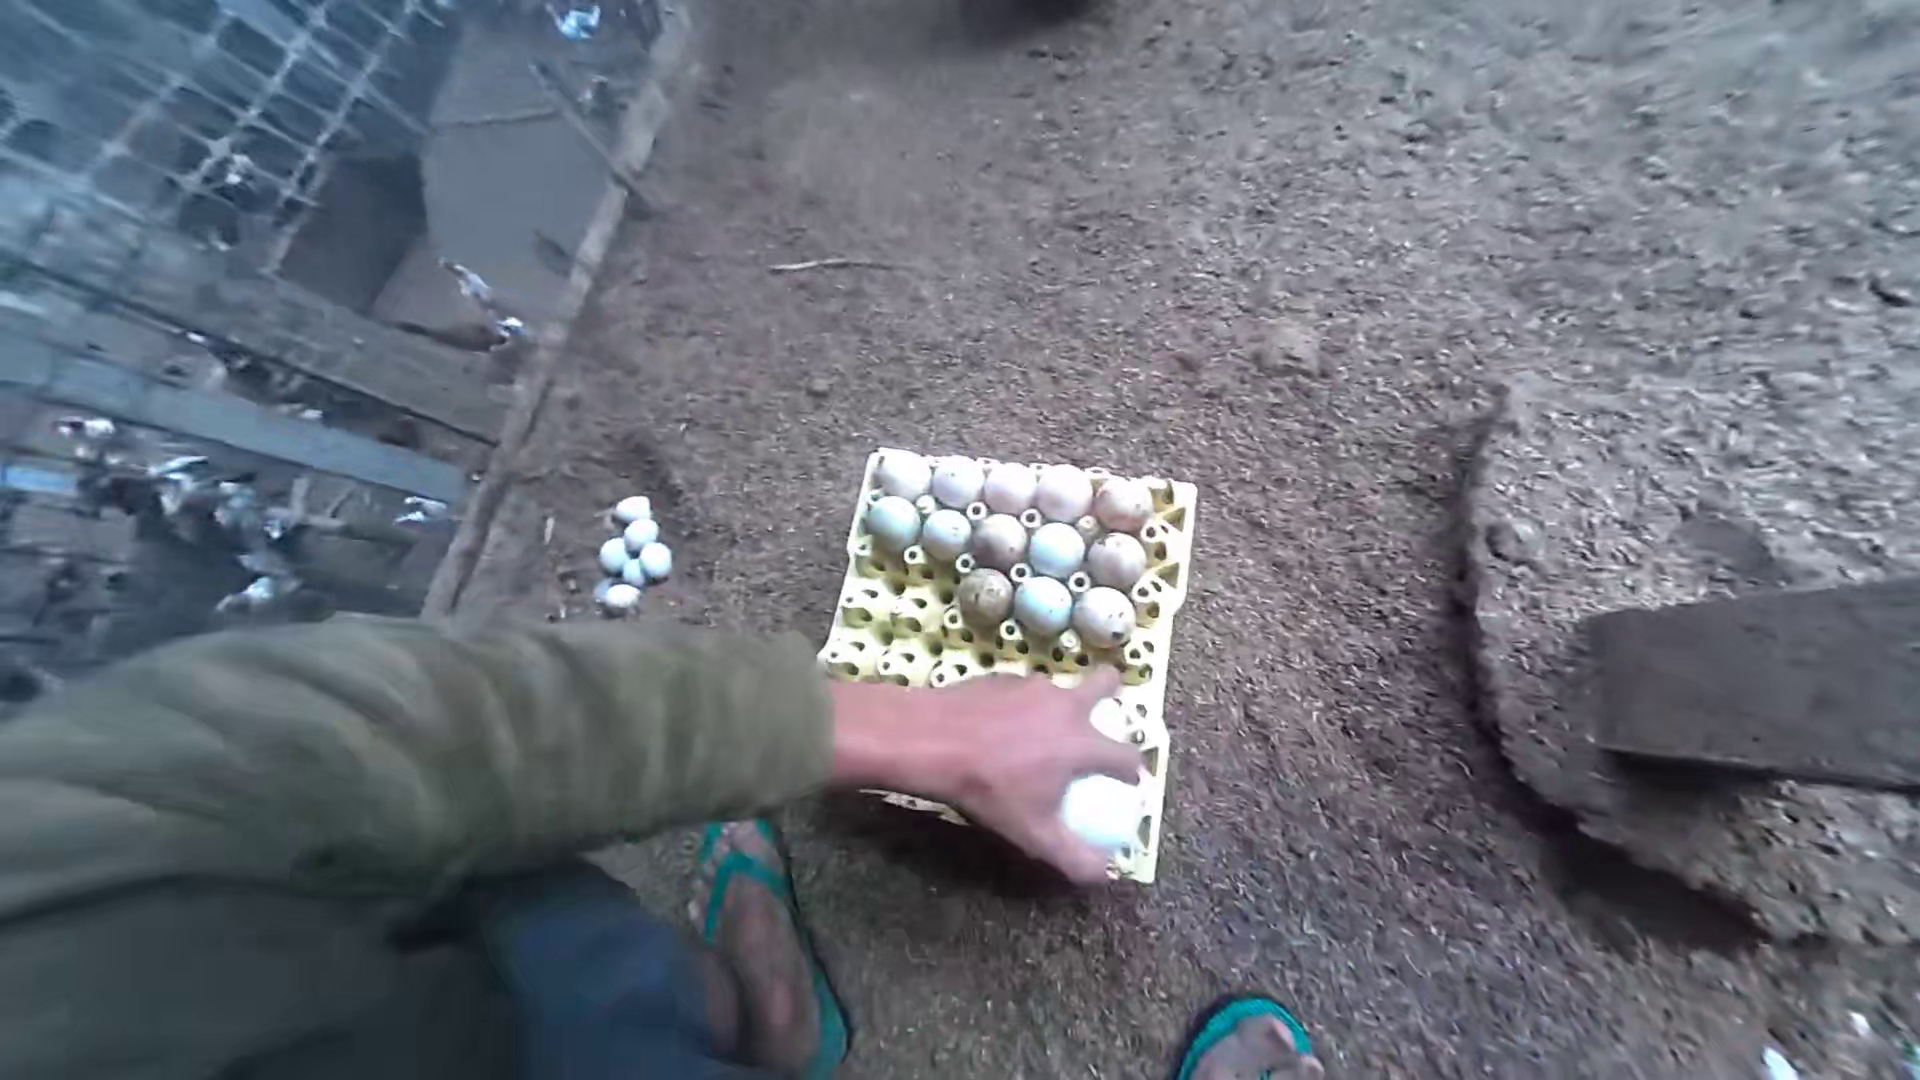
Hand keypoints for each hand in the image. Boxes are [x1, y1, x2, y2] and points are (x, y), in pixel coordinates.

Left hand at [830, 668, 1141, 883]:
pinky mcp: (1004, 676)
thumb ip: (1074, 857)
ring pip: (1060, 687)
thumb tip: (1104, 875)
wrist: (934, 739)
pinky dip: (1024, 704)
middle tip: (1103, 712)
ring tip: (1040, 730)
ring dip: (1061, 704)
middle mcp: (1065, 704)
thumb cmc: (989, 789)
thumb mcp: (1032, 833)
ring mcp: (1033, 684)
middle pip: (1106, 683)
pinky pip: (1026, 689)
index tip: (1128, 781)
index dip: (1133, 770)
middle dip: (1113, 691)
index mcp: (1082, 742)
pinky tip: (1001, 725)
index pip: (1127, 755)